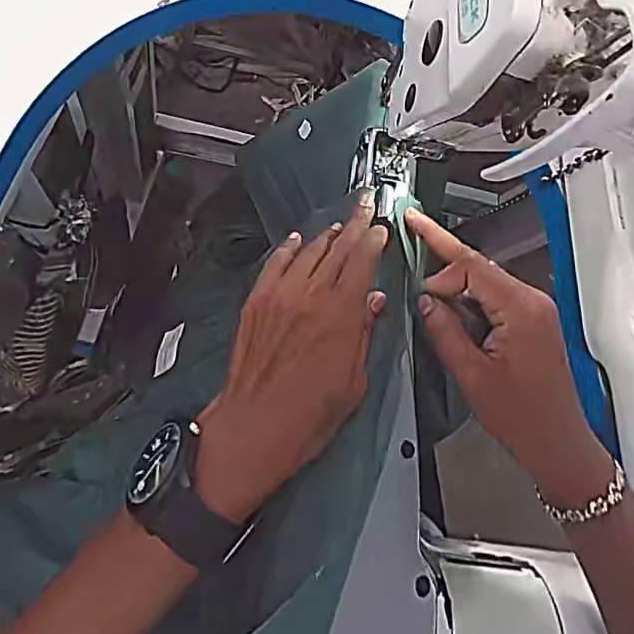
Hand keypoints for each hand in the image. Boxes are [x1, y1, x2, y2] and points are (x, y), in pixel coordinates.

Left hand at [193, 192, 387, 524]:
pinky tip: (297, 240)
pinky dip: (288, 248)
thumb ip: (364, 333)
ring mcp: (280, 296)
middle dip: (356, 224)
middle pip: (338, 248)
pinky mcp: (257, 302)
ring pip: (308, 251)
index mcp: (340, 314)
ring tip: (340, 225)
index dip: (374, 240)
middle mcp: (310, 296)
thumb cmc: (308, 415)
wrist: (252, 428)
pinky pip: (275, 263)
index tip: (381, 229)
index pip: (362, 261)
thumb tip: (374, 302)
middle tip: (366, 205)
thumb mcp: (354, 381)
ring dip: (326, 236)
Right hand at [406, 209, 614, 510]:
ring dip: (456, 285)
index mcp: (521, 309)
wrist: (558, 442)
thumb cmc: (525, 417)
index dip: (439, 270)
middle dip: (444, 261)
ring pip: (486, 281)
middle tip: (414, 230)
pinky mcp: (532, 320)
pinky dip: (471, 300)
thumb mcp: (472, 375)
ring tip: (428, 291)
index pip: (472, 268)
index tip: (415, 276)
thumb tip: (426, 301)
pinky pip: (496, 297)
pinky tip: (452, 314)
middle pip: (480, 268)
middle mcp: (533, 301)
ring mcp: (535, 309)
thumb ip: (445, 331)